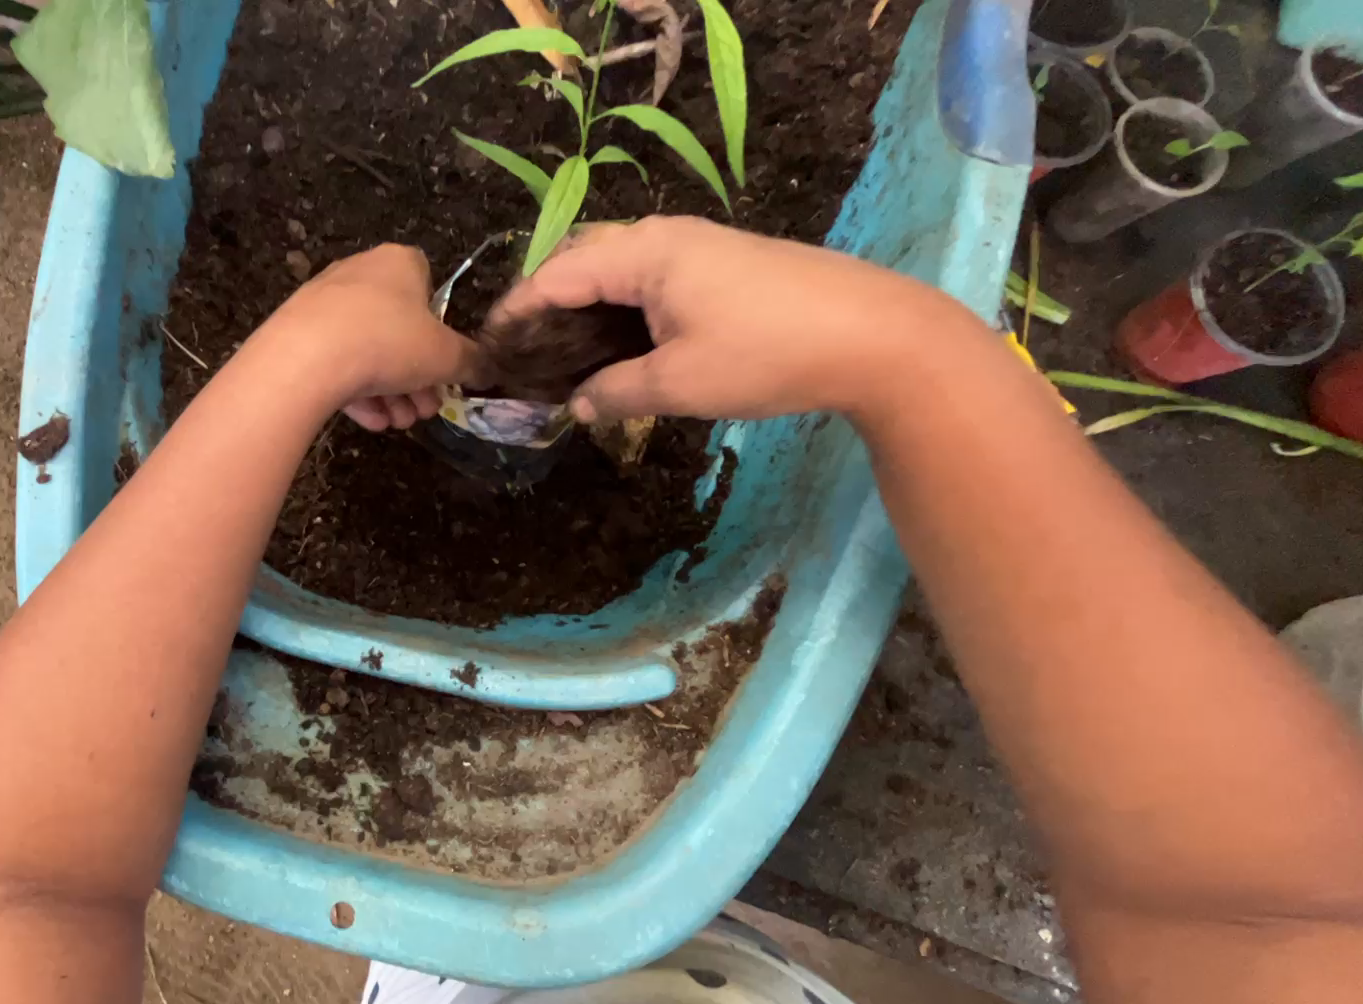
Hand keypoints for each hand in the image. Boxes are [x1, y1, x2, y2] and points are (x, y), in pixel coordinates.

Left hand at [242, 244, 481, 431]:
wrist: (307, 358)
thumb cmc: (389, 342)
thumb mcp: (445, 357)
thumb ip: (471, 362)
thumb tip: (490, 368)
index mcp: (399, 263)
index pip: (428, 286)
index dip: (438, 328)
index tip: (441, 363)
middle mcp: (360, 274)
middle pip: (399, 329)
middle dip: (416, 377)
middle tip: (424, 410)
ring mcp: (325, 304)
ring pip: (369, 351)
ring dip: (390, 393)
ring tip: (398, 424)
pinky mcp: (299, 334)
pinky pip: (337, 363)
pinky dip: (358, 393)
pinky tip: (372, 423)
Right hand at [490, 217, 981, 422]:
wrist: (875, 336)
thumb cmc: (764, 355)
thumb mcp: (677, 383)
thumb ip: (614, 392)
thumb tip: (576, 406)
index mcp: (643, 255)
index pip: (556, 276)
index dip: (516, 311)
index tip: (487, 346)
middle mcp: (664, 238)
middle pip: (581, 262)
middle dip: (545, 305)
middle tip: (525, 353)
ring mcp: (696, 247)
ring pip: (617, 270)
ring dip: (583, 307)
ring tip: (562, 354)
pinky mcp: (721, 265)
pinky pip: (648, 279)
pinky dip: (620, 309)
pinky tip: (619, 344)